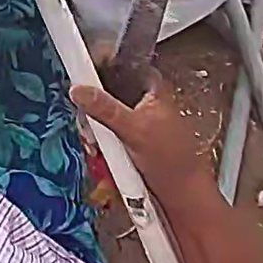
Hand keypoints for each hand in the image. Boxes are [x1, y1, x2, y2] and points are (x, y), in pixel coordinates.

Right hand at [70, 72, 216, 202]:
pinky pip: (102, 135)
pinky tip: (100, 154)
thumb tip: (80, 90)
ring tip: (96, 146)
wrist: (182, 198)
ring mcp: (132, 122)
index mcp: (150, 89)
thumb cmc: (174, 162)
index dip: (99, 66)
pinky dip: (98, 144)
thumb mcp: (135, 130)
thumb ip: (106, 109)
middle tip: (88, 124)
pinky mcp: (124, 141)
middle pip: (103, 92)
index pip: (119, 65)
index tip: (80, 74)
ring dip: (93, 130)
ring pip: (100, 115)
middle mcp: (140, 102)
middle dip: (92, 109)